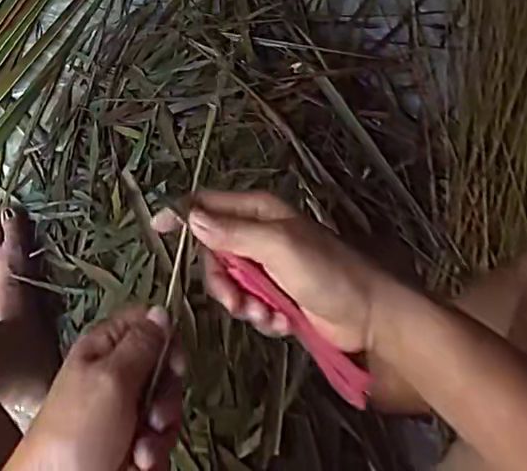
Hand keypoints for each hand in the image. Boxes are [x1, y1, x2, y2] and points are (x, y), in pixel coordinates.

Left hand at [6, 305, 184, 470]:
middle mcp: (115, 375)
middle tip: (154, 416)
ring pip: (164, 409)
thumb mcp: (111, 379)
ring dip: (161, 434)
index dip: (165, 338)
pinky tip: (140, 466)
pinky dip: (155, 456)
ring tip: (142, 453)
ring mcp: (123, 414)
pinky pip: (159, 442)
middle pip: (161, 369)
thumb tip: (162, 311)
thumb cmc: (79, 430)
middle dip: (166, 396)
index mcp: (104, 348)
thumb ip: (141, 345)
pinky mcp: (131, 447)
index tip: (176, 363)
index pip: (144, 323)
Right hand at [156, 191, 383, 354]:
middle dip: (221, 281)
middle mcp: (256, 233)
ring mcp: (264, 265)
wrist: (370, 317)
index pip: (207, 204)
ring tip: (266, 315)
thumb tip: (192, 217)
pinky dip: (259, 316)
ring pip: (227, 282)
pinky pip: (247, 303)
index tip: (157, 227)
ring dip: (242, 303)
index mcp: (256, 211)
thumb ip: (233, 232)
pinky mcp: (273, 294)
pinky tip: (281, 322)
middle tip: (237, 302)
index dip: (181, 213)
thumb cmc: (326, 271)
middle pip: (212, 251)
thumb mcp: (277, 246)